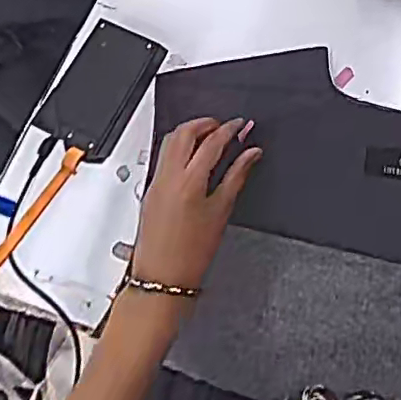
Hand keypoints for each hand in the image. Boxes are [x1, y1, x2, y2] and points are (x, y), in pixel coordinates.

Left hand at [131, 117, 262, 288]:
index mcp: (190, 181)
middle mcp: (169, 176)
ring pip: (170, 140)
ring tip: (209, 137)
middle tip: (223, 126)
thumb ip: (237, 175)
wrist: (163, 277)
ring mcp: (156, 181)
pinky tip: (193, 156)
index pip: (211, 141)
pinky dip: (179, 146)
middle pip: (185, 132)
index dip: (229, 129)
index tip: (239, 125)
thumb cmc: (191, 252)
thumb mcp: (221, 210)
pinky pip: (164, 155)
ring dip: (190, 132)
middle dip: (205, 123)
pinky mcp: (150, 188)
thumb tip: (250, 154)